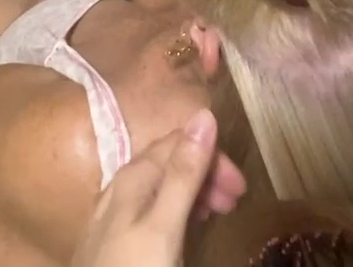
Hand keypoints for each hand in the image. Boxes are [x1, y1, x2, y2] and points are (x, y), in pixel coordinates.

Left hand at [71, 109, 245, 266]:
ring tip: (217, 213)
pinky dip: (176, 210)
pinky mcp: (111, 238)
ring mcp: (112, 212)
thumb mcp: (164, 227)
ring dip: (194, 192)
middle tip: (235, 202)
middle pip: (170, 162)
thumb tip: (205, 113)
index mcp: (134, 175)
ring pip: (160, 185)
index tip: (240, 187)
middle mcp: (121, 185)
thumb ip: (183, 173)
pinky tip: (183, 227)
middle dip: (207, 174)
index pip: (180, 142)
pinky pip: (150, 209)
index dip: (214, 157)